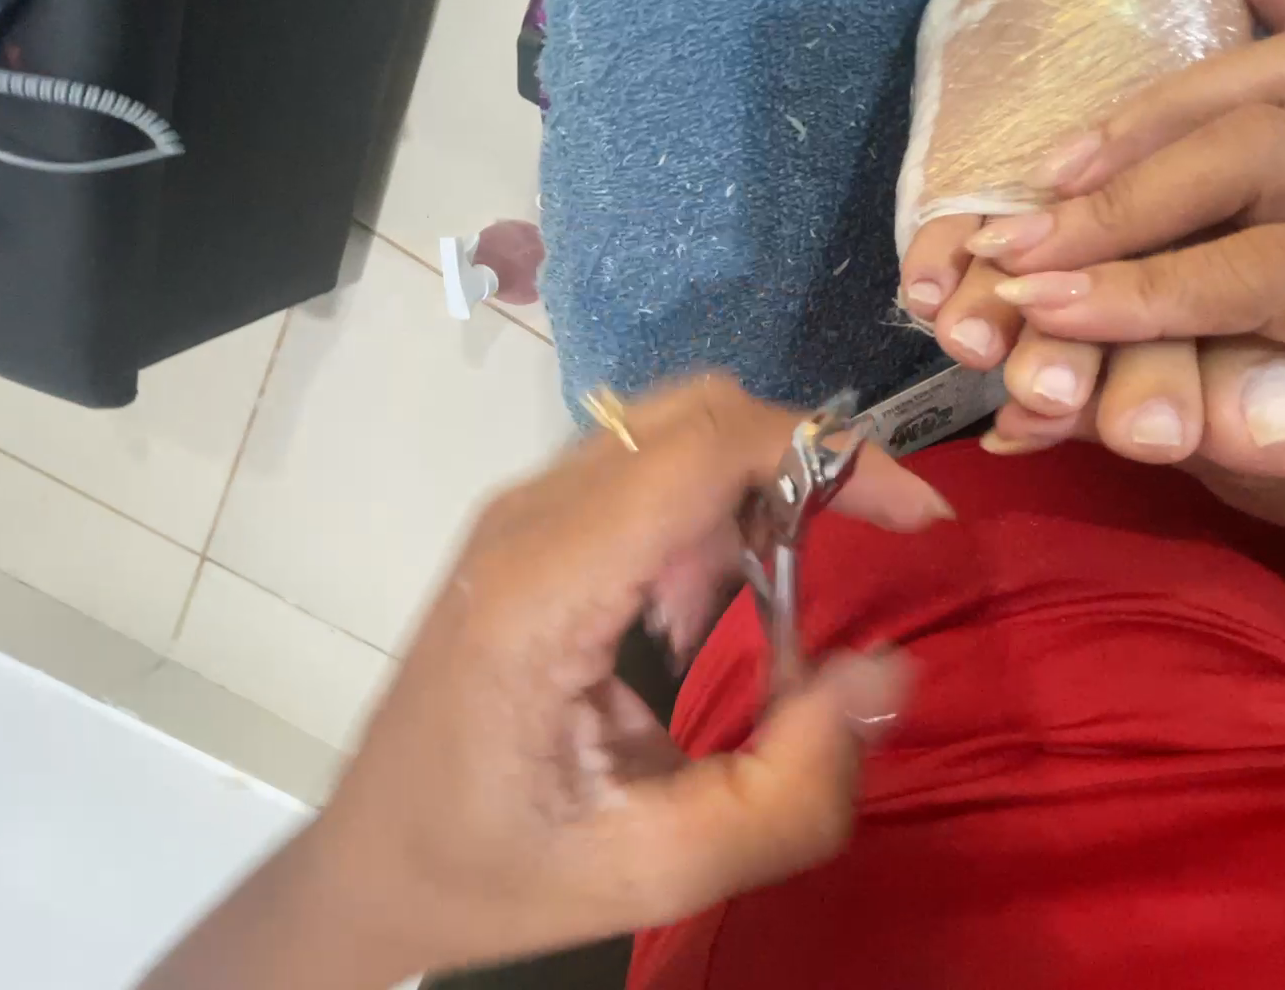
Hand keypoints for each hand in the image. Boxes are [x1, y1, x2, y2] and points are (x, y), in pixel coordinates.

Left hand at [299, 379, 937, 977]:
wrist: (371, 861)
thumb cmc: (500, 867)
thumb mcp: (662, 867)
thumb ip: (796, 786)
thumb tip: (888, 669)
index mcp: (546, 589)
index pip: (704, 450)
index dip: (826, 455)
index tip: (913, 513)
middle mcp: (528, 516)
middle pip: (695, 415)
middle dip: (801, 458)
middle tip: (852, 539)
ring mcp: (521, 508)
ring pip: (674, 429)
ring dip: (752, 482)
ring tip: (763, 588)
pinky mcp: (528, 520)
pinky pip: (643, 465)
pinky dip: (708, 501)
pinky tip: (694, 598)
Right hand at [977, 0, 1284, 541]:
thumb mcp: (1242, 475)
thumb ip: (1145, 423)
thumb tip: (1020, 408)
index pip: (1278, 271)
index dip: (1146, 288)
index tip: (1039, 305)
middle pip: (1275, 152)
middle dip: (1127, 203)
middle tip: (1021, 243)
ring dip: (1154, 119)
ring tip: (1057, 169)